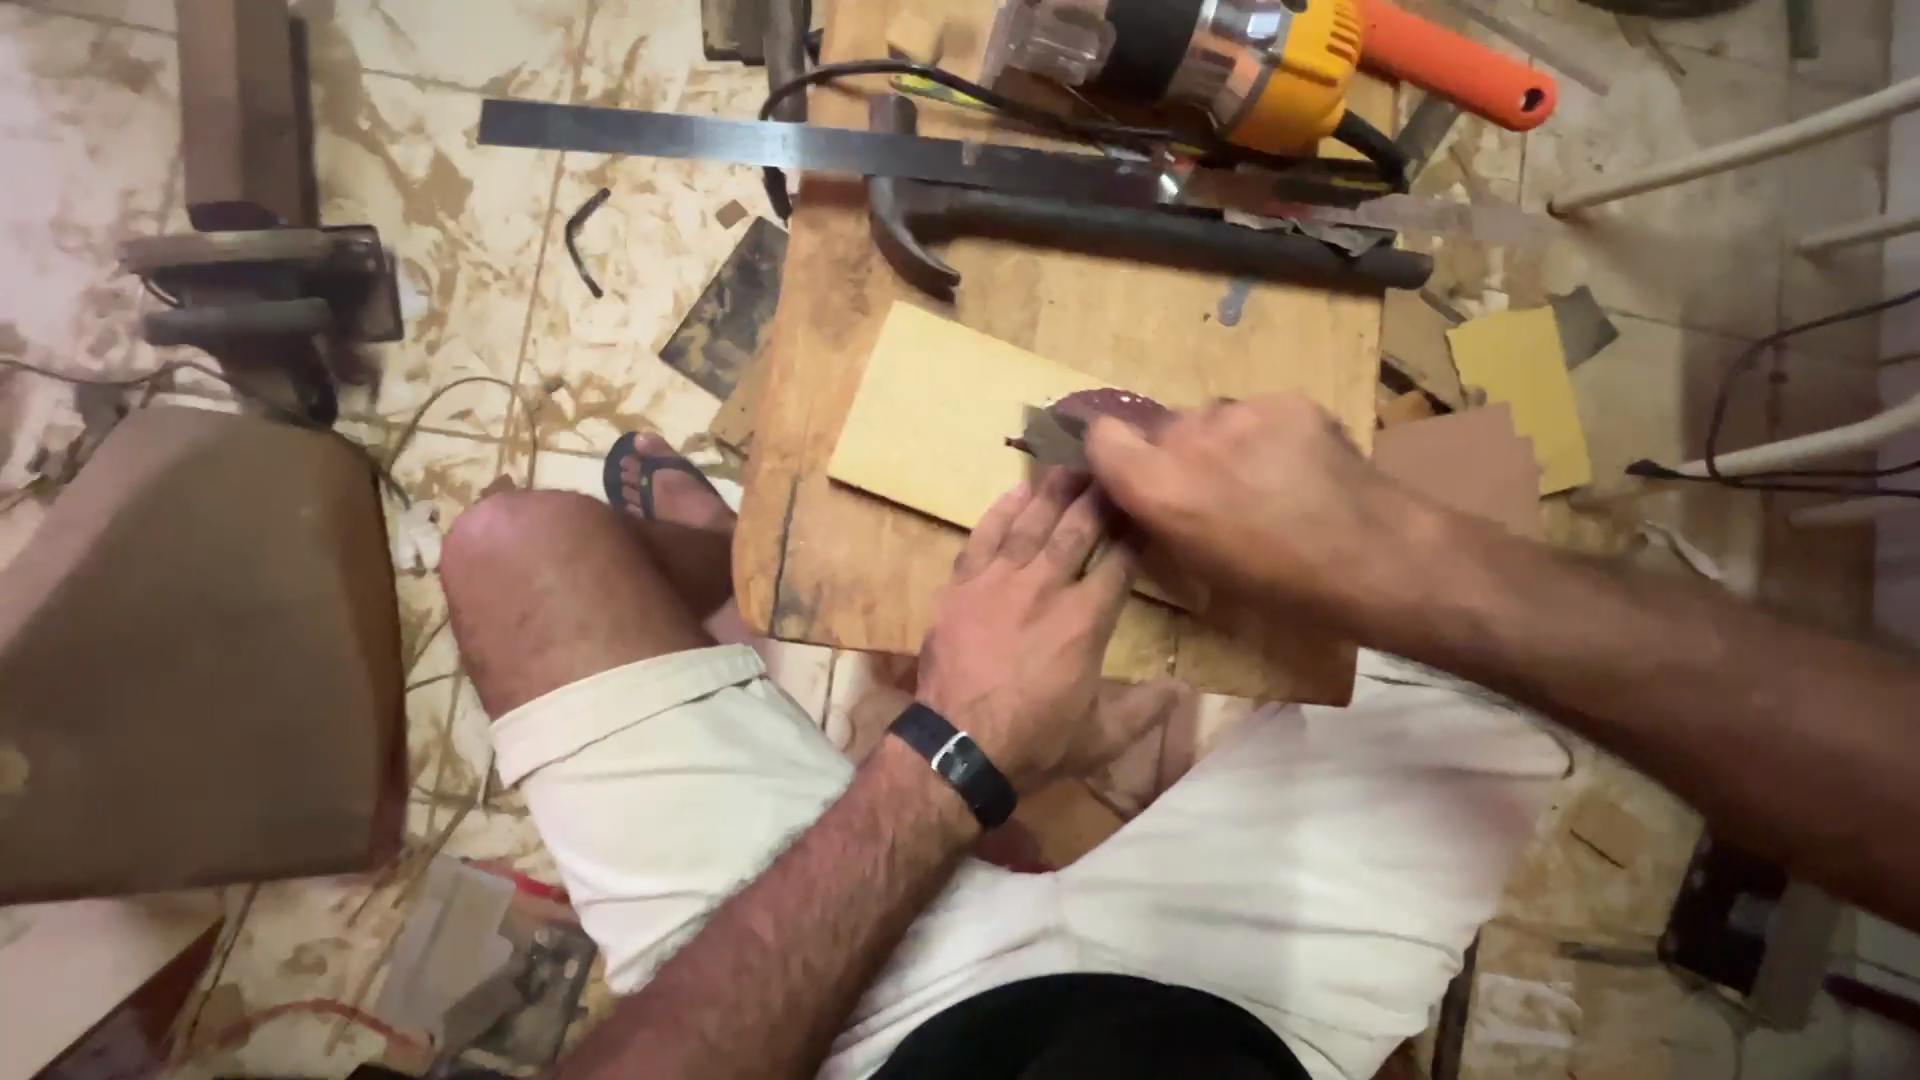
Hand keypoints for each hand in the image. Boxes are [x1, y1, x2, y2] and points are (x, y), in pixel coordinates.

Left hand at [913, 470, 1146, 793]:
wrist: (960, 747)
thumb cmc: (1035, 743)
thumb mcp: (1102, 737)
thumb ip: (1145, 709)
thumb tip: (1184, 691)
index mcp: (1086, 620)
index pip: (1120, 563)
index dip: (1136, 532)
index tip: (1147, 507)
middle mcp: (1046, 588)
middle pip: (1078, 530)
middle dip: (1099, 497)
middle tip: (1113, 467)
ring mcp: (1000, 582)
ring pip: (1032, 524)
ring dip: (1054, 492)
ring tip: (1072, 464)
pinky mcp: (962, 585)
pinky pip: (983, 537)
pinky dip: (1000, 512)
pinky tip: (1016, 491)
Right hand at [1082, 394, 1432, 624]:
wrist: (1373, 557)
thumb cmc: (1276, 584)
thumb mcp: (1195, 562)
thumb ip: (1157, 513)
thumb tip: (1142, 491)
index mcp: (1158, 487)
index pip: (1101, 436)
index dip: (1112, 452)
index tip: (1130, 472)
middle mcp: (1188, 439)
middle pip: (1159, 427)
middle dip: (1174, 451)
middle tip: (1210, 485)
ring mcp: (1239, 413)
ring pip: (1209, 417)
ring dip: (1219, 441)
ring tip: (1260, 476)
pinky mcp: (1285, 399)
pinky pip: (1255, 411)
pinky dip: (1263, 433)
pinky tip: (1295, 464)